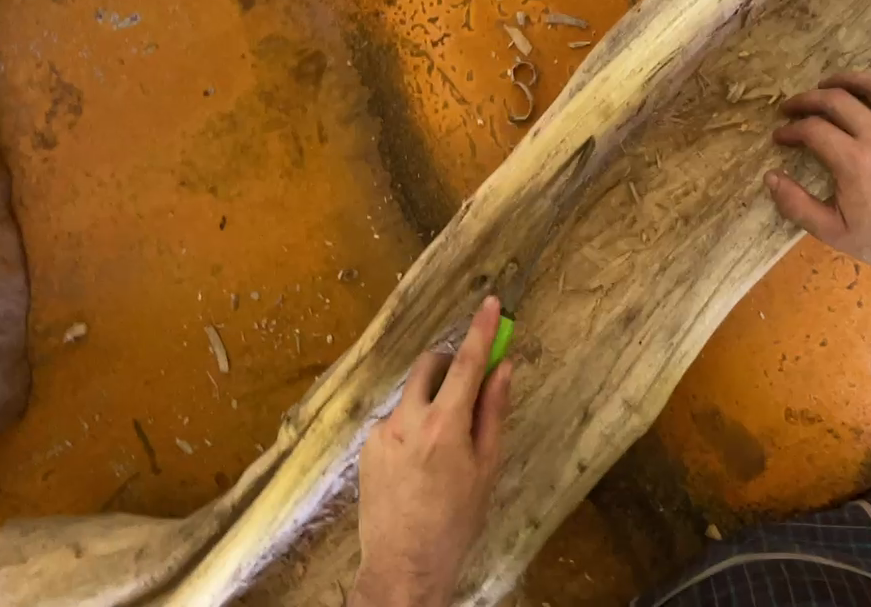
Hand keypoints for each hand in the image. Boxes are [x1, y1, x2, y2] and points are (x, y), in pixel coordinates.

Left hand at [353, 296, 513, 606]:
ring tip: (441, 446)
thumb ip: (493, 411)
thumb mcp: (487, 468)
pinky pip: (396, 418)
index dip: (482, 329)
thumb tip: (503, 367)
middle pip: (430, 364)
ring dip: (431, 400)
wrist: (403, 568)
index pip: (467, 362)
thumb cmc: (456, 521)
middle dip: (450, 365)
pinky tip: (419, 464)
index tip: (492, 302)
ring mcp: (383, 431)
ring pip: (413, 393)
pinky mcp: (367, 446)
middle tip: (466, 390)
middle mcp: (409, 418)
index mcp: (444, 424)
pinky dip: (413, 424)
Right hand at [765, 53, 870, 280]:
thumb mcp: (830, 230)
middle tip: (793, 109)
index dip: (791, 130)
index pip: (812, 129)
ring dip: (847, 80)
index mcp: (853, 161)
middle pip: (837, 101)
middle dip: (807, 101)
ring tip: (830, 85)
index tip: (781, 137)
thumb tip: (770, 177)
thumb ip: (796, 204)